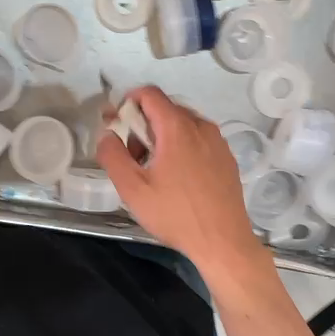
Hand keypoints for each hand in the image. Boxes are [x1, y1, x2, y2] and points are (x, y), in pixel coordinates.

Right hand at [97, 87, 263, 270]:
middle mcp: (201, 126)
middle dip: (143, 125)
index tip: (116, 124)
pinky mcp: (227, 158)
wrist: (223, 241)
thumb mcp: (133, 189)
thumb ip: (113, 156)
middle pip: (165, 109)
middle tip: (131, 156)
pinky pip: (198, 141)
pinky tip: (177, 179)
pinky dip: (182, 148)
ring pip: (183, 125)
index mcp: (177, 128)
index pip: (149, 94)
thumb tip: (107, 135)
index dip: (127, 102)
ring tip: (154, 171)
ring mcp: (218, 142)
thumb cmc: (175, 214)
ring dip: (162, 138)